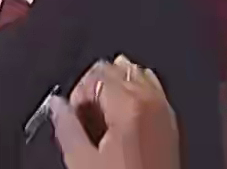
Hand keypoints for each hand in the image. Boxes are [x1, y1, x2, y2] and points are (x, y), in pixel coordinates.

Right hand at [51, 57, 180, 168]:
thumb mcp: (83, 165)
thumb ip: (67, 128)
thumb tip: (56, 105)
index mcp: (129, 104)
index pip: (96, 74)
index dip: (77, 94)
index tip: (70, 115)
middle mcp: (150, 97)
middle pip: (115, 68)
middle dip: (94, 89)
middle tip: (82, 119)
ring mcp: (163, 107)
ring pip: (134, 73)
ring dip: (115, 87)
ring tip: (101, 119)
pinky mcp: (170, 119)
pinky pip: (151, 86)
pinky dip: (135, 91)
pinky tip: (123, 117)